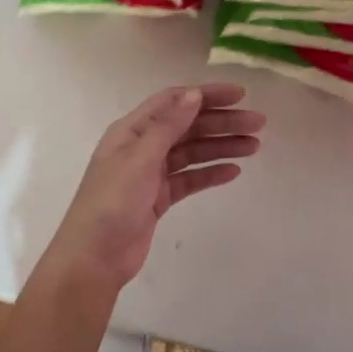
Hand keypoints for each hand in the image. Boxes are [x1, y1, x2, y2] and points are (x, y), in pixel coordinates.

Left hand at [43, 84, 263, 291]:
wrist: (94, 257)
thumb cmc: (112, 203)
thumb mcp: (139, 159)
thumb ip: (168, 126)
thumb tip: (194, 94)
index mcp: (130, 131)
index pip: (173, 102)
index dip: (206, 95)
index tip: (241, 95)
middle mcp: (140, 148)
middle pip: (187, 126)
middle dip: (221, 122)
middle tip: (258, 124)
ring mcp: (149, 174)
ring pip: (191, 153)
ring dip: (220, 146)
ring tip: (253, 146)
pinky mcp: (158, 199)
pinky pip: (189, 179)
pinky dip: (209, 173)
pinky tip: (233, 171)